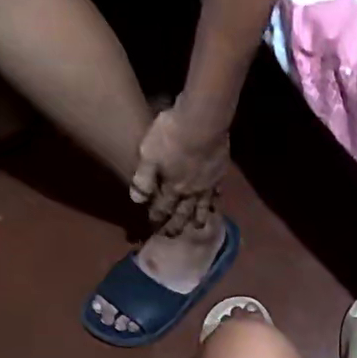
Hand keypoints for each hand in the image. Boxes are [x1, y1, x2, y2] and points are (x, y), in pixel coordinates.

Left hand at [130, 106, 229, 235]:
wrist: (204, 123)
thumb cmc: (172, 135)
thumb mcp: (149, 153)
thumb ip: (144, 178)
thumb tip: (136, 200)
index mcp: (173, 188)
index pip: (163, 208)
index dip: (157, 218)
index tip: (153, 226)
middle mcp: (191, 192)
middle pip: (183, 213)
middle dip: (176, 225)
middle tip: (172, 235)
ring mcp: (208, 185)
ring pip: (202, 207)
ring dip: (198, 218)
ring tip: (197, 227)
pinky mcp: (219, 175)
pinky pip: (216, 193)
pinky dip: (214, 201)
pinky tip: (214, 203)